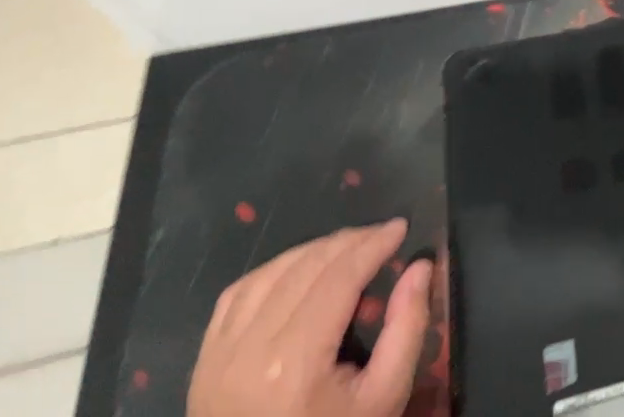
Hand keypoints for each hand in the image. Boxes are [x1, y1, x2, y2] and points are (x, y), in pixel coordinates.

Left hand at [189, 220, 432, 416]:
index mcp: (295, 361)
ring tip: (348, 248)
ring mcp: (218, 354)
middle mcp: (249, 349)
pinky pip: (238, 294)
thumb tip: (420, 267)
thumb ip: (408, 327)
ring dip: (314, 250)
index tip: (401, 227)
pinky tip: (300, 269)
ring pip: (270, 272)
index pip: (338, 278)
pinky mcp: (203, 361)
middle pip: (305, 268)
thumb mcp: (385, 395)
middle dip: (349, 242)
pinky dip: (274, 270)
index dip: (372, 245)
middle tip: (382, 235)